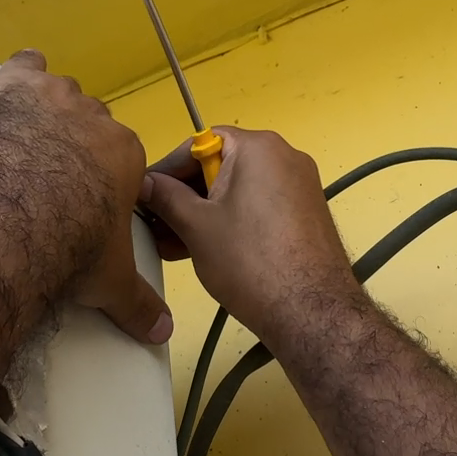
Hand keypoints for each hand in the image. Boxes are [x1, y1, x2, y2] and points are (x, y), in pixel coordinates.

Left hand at [0, 50, 173, 345]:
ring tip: (20, 149)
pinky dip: (19, 75)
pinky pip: (26, 65)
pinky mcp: (18, 84)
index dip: (99, 176)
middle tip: (47, 180)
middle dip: (72, 145)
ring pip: (59, 94)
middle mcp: (96, 119)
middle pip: (89, 123)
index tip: (81, 198)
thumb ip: (138, 302)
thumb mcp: (109, 280)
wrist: (16, 211)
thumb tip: (163, 330)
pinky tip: (9, 90)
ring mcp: (57, 96)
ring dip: (46, 114)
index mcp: (124, 154)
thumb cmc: (71, 242)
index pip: (119, 155)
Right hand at [140, 127, 359, 341]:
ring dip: (206, 211)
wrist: (312, 313)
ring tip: (174, 242)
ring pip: (240, 187)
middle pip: (221, 163)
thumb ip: (166, 197)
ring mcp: (299, 183)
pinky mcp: (306, 211)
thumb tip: (144, 183)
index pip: (201, 142)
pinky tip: (207, 247)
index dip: (168, 168)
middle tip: (157, 222)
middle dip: (186, 194)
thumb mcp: (197, 227)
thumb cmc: (250, 262)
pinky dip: (233, 218)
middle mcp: (284, 154)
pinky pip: (259, 203)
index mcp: (258, 146)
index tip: (144, 192)